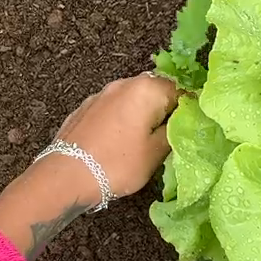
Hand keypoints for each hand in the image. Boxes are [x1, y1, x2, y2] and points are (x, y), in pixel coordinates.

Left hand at [0, 74, 177, 260]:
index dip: (191, 108)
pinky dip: (122, 120)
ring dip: (142, 116)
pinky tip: (121, 142)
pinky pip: (112, 110)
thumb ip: (175, 132)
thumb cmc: (115, 164)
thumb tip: (187, 122)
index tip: (195, 128)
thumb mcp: (155, 153)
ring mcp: (99, 95)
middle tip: (172, 137)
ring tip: (146, 142)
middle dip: (166, 111)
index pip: (180, 89)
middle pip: (155, 91)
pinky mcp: (84, 109)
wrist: (64, 176)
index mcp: (144, 90)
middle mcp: (121, 84)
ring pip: (132, 100)